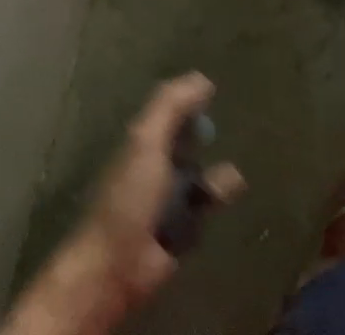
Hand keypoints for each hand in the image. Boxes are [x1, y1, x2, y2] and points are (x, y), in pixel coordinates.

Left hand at [0, 74, 245, 334]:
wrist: (115, 266)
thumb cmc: (127, 197)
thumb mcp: (145, 141)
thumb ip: (170, 106)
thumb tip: (203, 78)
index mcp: (140, 144)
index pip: (168, 113)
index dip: (189, 102)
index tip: (213, 92)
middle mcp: (154, 167)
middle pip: (189, 143)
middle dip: (206, 138)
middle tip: (228, 133)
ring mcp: (169, 200)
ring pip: (205, 177)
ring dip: (218, 178)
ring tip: (223, 184)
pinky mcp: (184, 229)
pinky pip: (209, 208)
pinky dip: (216, 205)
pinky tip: (219, 204)